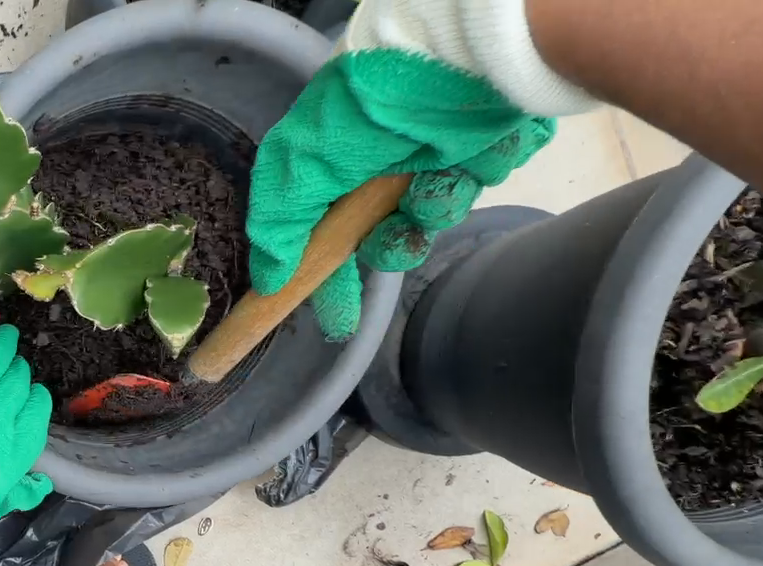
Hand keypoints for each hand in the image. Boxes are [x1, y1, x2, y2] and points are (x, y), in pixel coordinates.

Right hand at [247, 0, 594, 338]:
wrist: (453, 47)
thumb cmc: (360, 112)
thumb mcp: (293, 173)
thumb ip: (276, 231)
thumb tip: (268, 282)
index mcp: (332, 177)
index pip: (324, 245)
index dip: (329, 285)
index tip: (338, 321)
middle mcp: (380, 168)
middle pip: (387, 237)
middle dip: (395, 241)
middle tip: (400, 234)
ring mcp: (438, 150)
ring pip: (440, 210)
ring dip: (442, 202)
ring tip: (446, 173)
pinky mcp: (494, 133)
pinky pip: (492, 174)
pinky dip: (488, 166)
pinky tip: (481, 144)